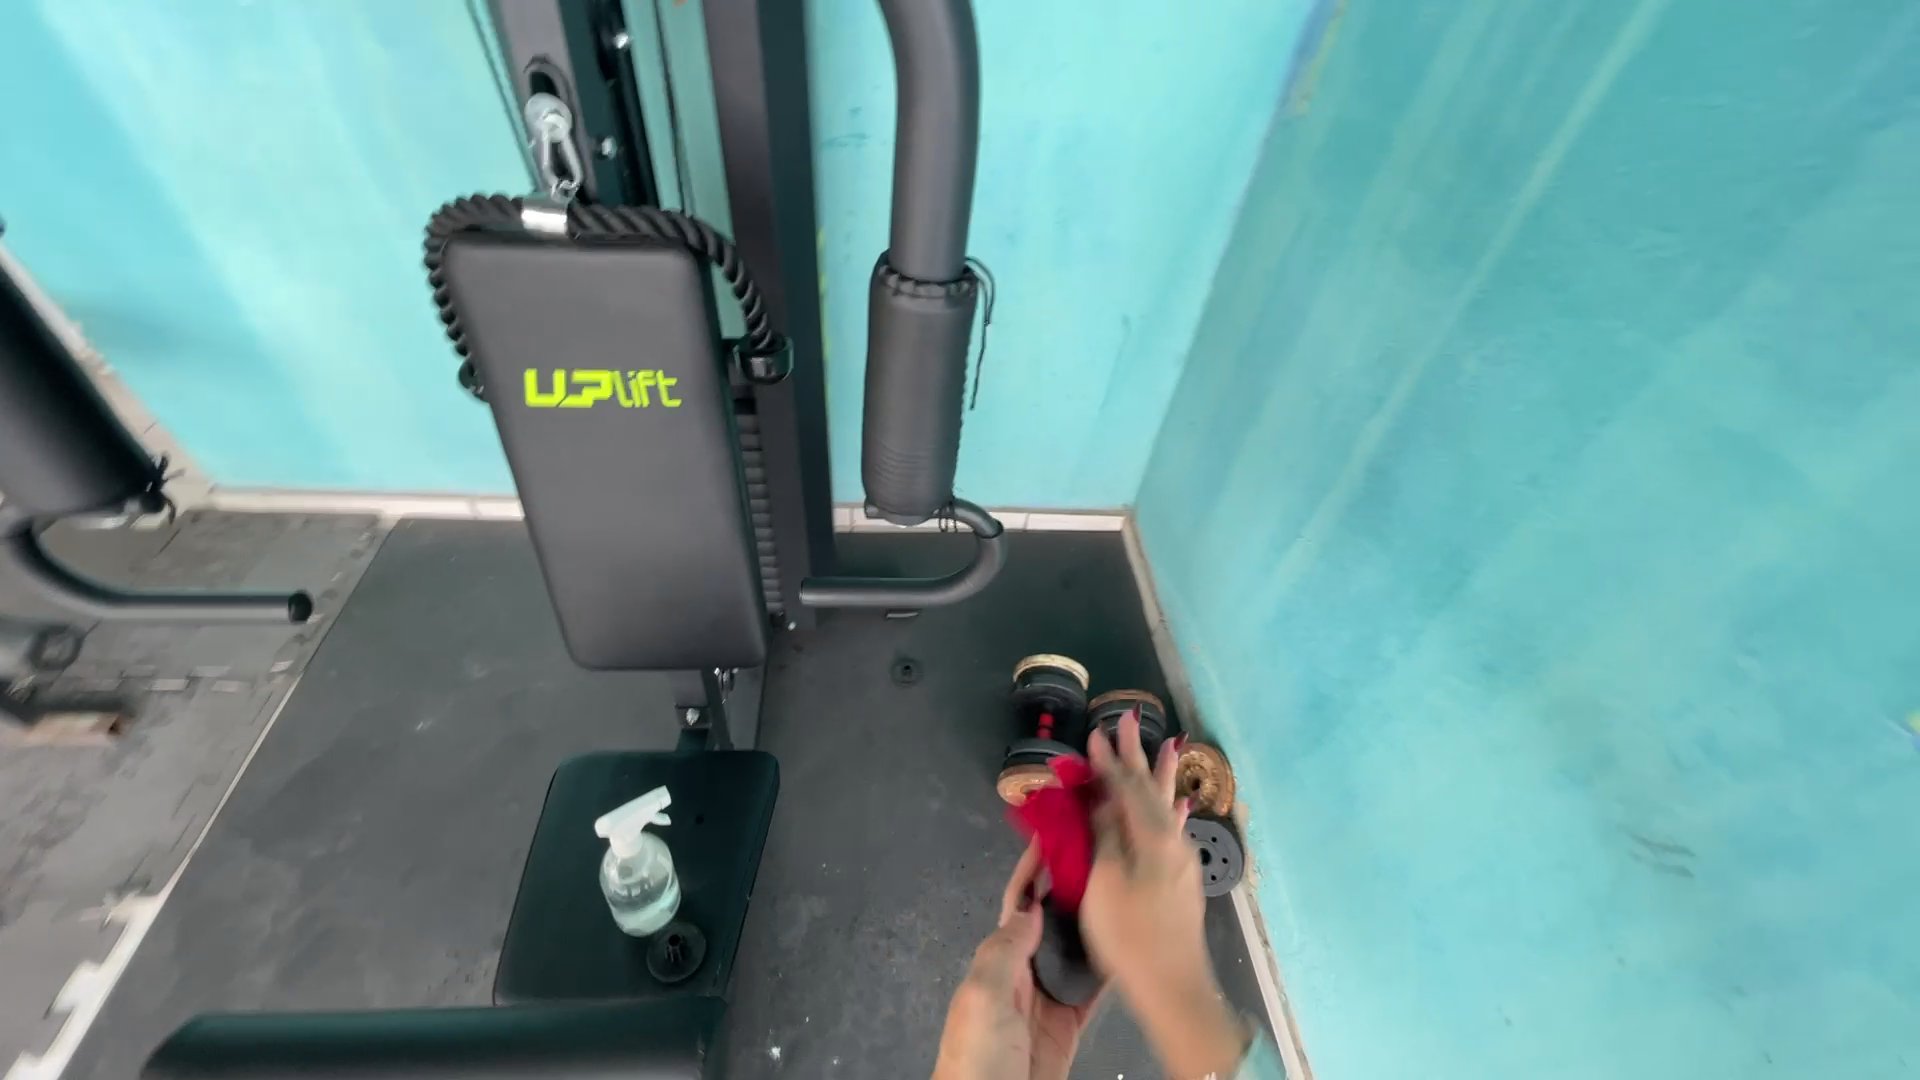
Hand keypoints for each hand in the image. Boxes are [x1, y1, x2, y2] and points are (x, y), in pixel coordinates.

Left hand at [932, 843, 1100, 1079]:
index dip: (1033, 869)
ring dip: (1090, 922)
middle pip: (1048, 919)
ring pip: (1071, 948)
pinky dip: (1105, 968)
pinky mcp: (1067, 1025)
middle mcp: (1022, 970)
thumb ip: (1006, 950)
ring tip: (1119, 891)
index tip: (1055, 835)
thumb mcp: (984, 997)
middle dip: (1067, 888)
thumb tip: (1031, 906)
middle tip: (1100, 858)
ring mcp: (1046, 998)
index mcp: (997, 958)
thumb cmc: (979, 1055)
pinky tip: (1126, 948)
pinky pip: (1089, 989)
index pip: (1018, 901)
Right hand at [1082, 710, 1248, 1078]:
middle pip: (1148, 787)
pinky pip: (1175, 826)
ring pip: (1164, 803)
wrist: (1173, 987)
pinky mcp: (1181, 875)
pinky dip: (1173, 808)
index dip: (1108, 761)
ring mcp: (1178, 857)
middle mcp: (1168, 838)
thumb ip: (1105, 835)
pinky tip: (1179, 801)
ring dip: (1160, 774)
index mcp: (1149, 836)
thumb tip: (1104, 799)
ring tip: (1168, 744)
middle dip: (1137, 755)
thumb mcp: (1105, 882)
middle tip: (1131, 719)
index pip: (1124, 787)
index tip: (1096, 732)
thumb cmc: (1130, 934)